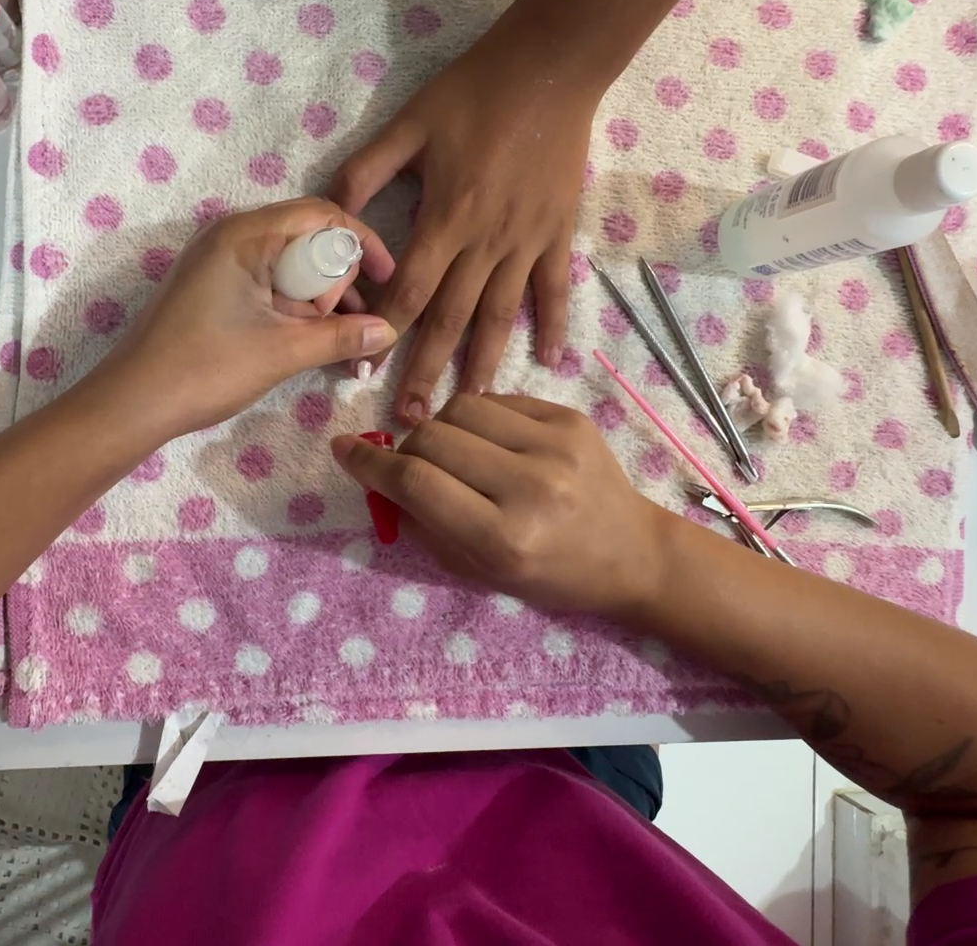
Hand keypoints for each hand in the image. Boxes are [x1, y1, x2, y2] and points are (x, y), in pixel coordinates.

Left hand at [94, 198, 398, 437]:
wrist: (133, 402)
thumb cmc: (206, 368)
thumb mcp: (283, 351)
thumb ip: (340, 336)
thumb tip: (388, 330)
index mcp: (245, 234)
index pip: (321, 214)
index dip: (362, 242)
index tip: (389, 278)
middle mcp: (230, 236)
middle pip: (306, 236)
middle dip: (337, 276)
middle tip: (343, 322)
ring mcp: (217, 261)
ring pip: (287, 264)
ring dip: (317, 296)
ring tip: (335, 338)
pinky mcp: (212, 287)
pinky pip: (266, 282)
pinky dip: (291, 305)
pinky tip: (305, 339)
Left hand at [328, 40, 597, 425]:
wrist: (552, 65)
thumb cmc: (473, 92)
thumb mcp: (409, 125)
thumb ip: (366, 171)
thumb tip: (329, 213)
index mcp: (444, 219)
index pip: (408, 292)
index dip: (384, 333)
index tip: (365, 373)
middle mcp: (484, 243)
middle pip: (450, 318)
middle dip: (429, 370)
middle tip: (416, 420)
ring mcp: (526, 243)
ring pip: (500, 315)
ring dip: (484, 363)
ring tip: (471, 406)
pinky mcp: (558, 235)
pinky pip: (555, 289)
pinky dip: (553, 325)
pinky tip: (550, 363)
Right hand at [330, 393, 672, 615]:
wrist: (633, 552)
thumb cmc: (550, 575)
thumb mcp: (479, 570)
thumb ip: (423, 523)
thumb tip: (379, 475)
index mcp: (505, 538)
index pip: (417, 483)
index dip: (371, 465)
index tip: (343, 450)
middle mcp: (531, 487)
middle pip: (432, 439)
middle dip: (407, 449)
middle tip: (414, 466)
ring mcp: (556, 446)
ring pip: (459, 408)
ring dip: (441, 428)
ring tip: (455, 453)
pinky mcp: (570, 418)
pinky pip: (496, 400)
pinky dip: (478, 418)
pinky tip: (492, 442)